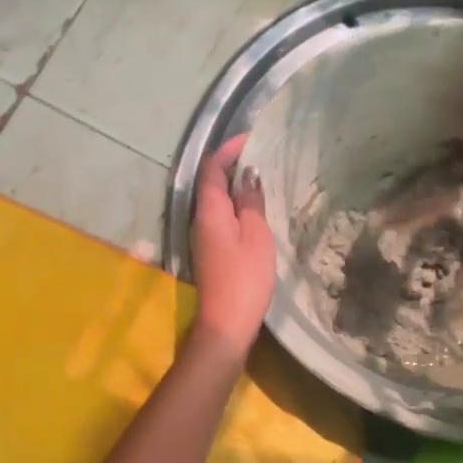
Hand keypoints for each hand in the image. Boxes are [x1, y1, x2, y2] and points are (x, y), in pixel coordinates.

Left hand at [189, 134, 275, 354]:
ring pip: (216, 200)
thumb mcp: (256, 237)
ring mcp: (204, 237)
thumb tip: (249, 176)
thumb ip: (251, 204)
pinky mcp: (211, 251)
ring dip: (235, 185)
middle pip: (211, 182)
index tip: (251, 137)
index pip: (212, 168)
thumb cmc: (245, 279)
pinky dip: (236, 205)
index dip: (228, 149)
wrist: (226, 325)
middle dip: (232, 163)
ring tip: (262, 176)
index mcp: (210, 211)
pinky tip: (255, 209)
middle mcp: (200, 219)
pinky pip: (221, 216)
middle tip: (261, 153)